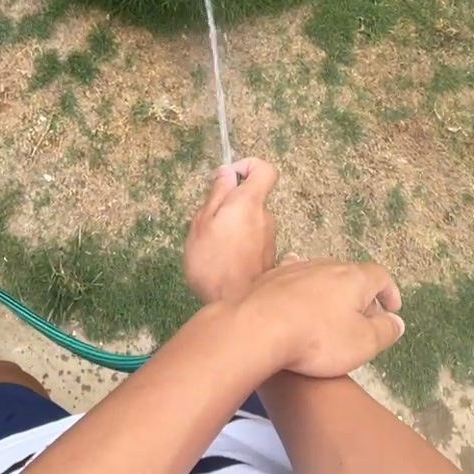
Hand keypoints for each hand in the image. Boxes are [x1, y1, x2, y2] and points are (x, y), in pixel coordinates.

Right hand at [183, 158, 277, 303]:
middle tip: (208, 225)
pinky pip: (254, 242)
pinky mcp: (270, 260)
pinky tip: (227, 263)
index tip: (227, 178)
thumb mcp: (202, 222)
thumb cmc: (211, 261)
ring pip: (251, 223)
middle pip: (252, 199)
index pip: (265, 170)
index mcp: (250, 203)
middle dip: (231, 206)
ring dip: (234, 229)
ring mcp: (270, 241)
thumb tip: (227, 172)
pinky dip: (241, 246)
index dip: (248, 166)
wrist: (234, 308)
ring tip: (214, 248)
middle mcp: (266, 218)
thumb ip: (217, 194)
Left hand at [236, 257, 403, 378]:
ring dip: (332, 291)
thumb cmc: (318, 338)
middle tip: (364, 318)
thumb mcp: (363, 343)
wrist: (259, 326)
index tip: (392, 309)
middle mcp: (326, 265)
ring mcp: (296, 267)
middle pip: (351, 274)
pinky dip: (305, 287)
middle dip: (361, 294)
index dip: (389, 291)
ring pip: (322, 274)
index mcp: (353, 277)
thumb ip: (385, 331)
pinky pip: (295, 276)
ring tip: (333, 312)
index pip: (380, 275)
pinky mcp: (272, 277)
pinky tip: (299, 295)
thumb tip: (397, 320)